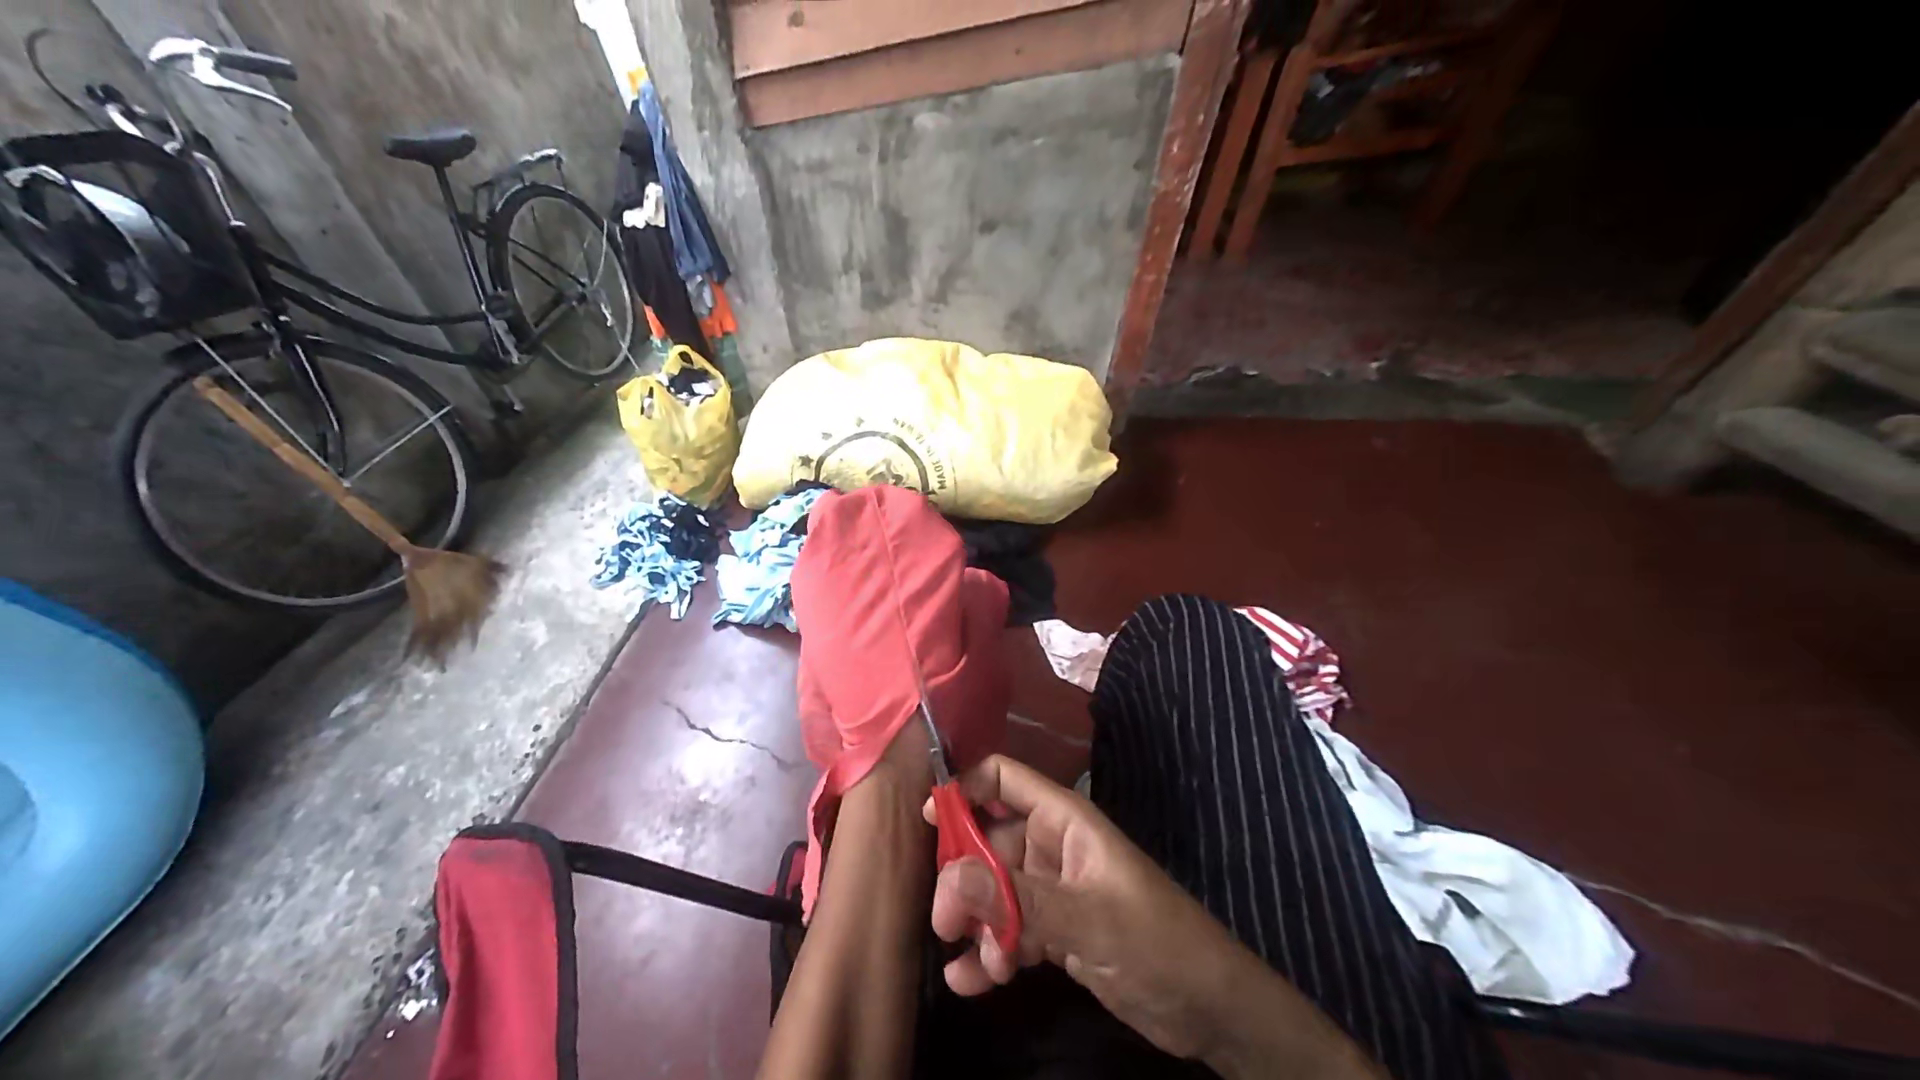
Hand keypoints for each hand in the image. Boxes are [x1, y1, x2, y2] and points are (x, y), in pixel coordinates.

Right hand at [926, 756, 1383, 1078]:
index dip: (965, 789)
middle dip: (963, 879)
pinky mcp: (1056, 931)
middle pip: (989, 842)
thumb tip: (947, 876)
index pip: (1005, 779)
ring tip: (976, 965)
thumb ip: (1016, 899)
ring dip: (978, 925)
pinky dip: (990, 952)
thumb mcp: (1085, 921)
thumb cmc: (1155, 942)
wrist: (1210, 1007)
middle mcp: (1053, 848)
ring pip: (995, 892)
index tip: (927, 821)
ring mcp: (1053, 891)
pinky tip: (972, 983)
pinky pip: (1009, 929)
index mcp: (1065, 821)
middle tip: (946, 923)